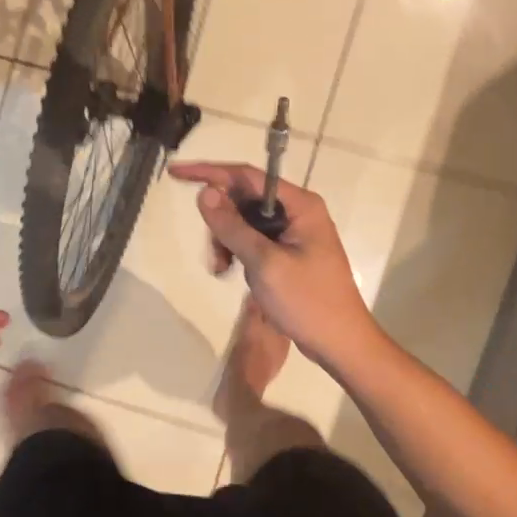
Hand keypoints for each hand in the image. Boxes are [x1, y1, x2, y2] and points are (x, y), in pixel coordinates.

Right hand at [168, 162, 377, 363]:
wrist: (339, 343)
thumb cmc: (307, 301)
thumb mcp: (264, 263)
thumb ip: (232, 226)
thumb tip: (204, 193)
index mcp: (300, 205)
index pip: (246, 176)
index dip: (209, 173)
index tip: (176, 173)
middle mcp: (297, 211)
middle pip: (243, 198)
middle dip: (220, 221)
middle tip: (214, 254)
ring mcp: (293, 231)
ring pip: (244, 220)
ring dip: (226, 240)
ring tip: (222, 270)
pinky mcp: (288, 251)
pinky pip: (253, 239)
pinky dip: (237, 251)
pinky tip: (232, 272)